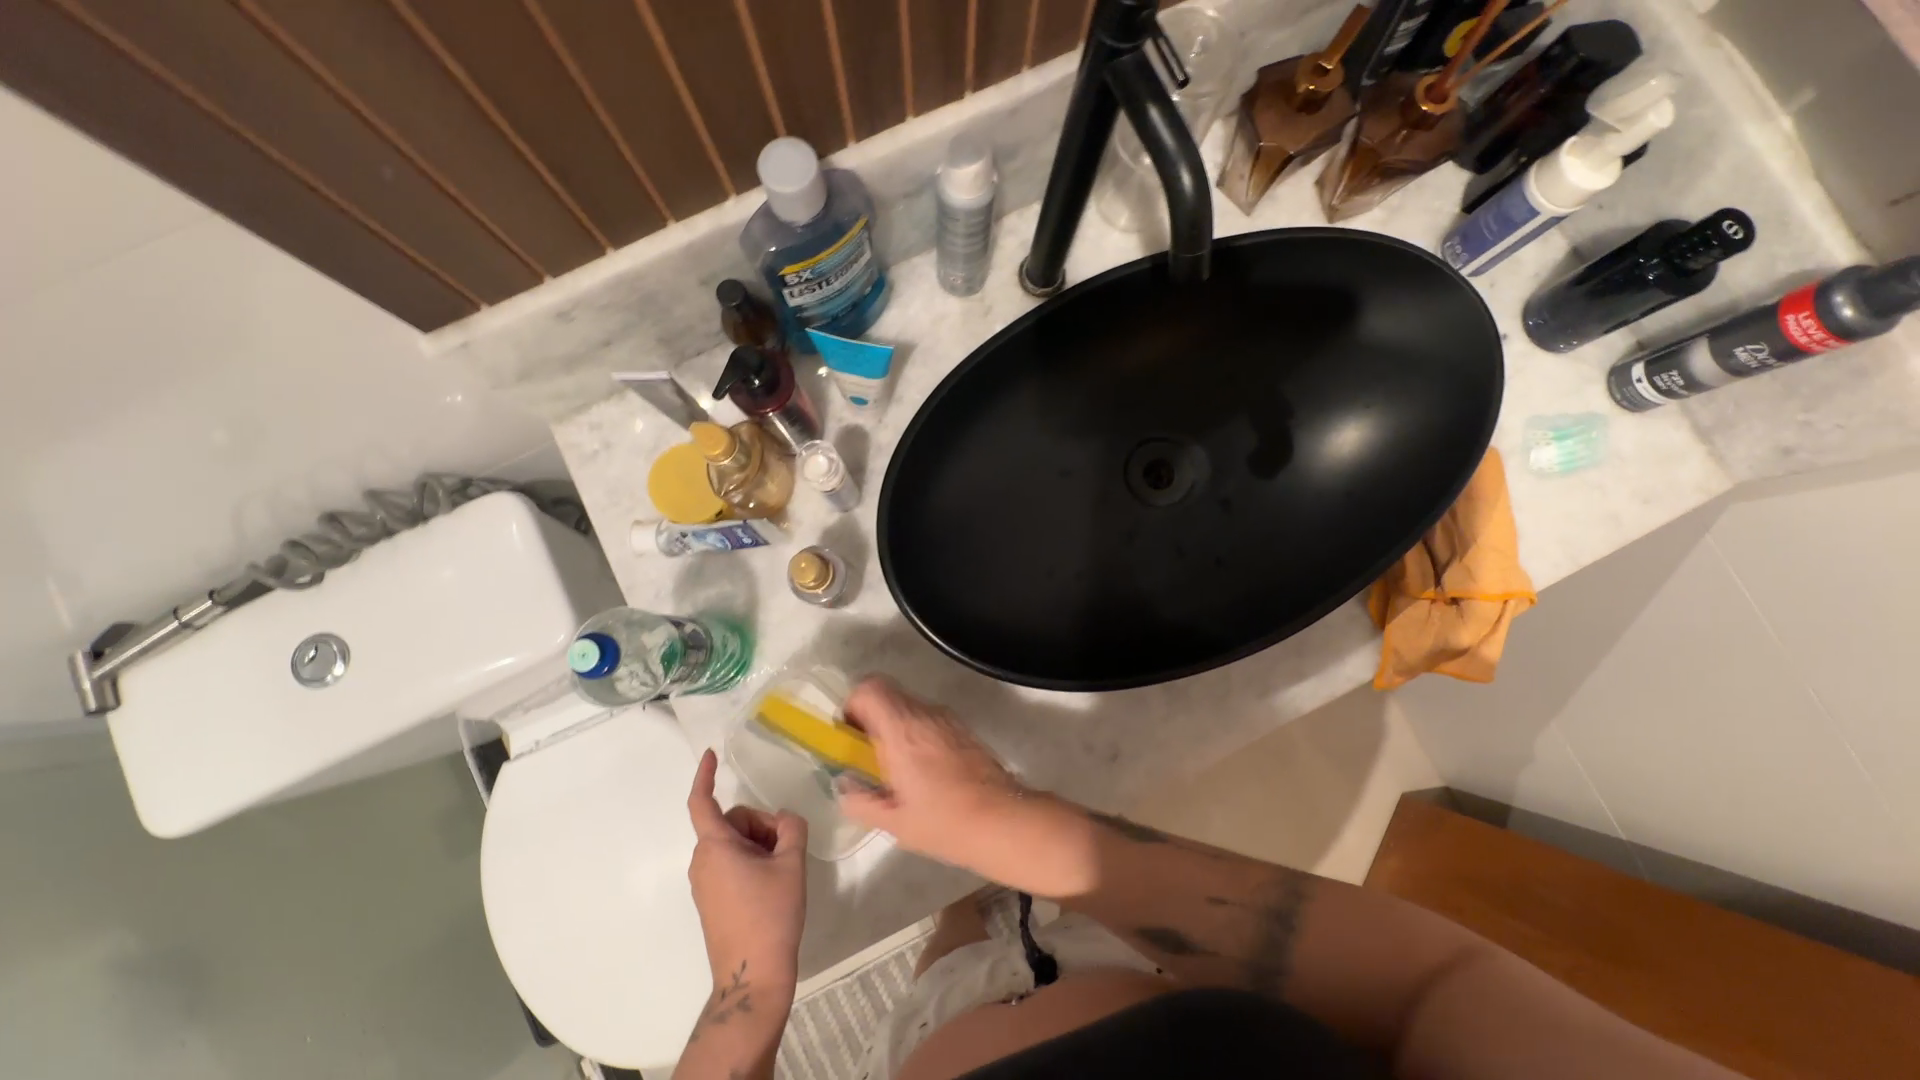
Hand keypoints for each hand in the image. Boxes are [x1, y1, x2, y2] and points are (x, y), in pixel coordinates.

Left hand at [686, 749, 806, 993]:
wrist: (753, 976)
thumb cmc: (770, 915)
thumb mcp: (791, 864)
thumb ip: (791, 829)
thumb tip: (784, 822)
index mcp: (715, 847)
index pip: (702, 802)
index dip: (705, 776)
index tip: (710, 754)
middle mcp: (702, 862)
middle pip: (732, 823)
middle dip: (761, 825)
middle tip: (788, 848)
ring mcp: (705, 884)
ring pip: (735, 845)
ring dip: (760, 846)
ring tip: (784, 871)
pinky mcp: (712, 901)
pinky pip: (732, 865)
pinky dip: (754, 863)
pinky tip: (774, 886)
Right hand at [835, 677, 1033, 870]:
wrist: (1004, 821)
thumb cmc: (945, 822)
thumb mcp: (894, 821)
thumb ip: (860, 800)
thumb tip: (844, 785)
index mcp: (902, 730)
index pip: (869, 688)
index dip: (852, 707)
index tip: (851, 738)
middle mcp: (925, 714)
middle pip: (887, 694)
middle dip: (871, 720)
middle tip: (870, 758)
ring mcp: (948, 719)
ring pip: (909, 707)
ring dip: (895, 728)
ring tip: (897, 770)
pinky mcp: (964, 730)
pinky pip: (929, 720)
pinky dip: (917, 735)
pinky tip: (924, 773)